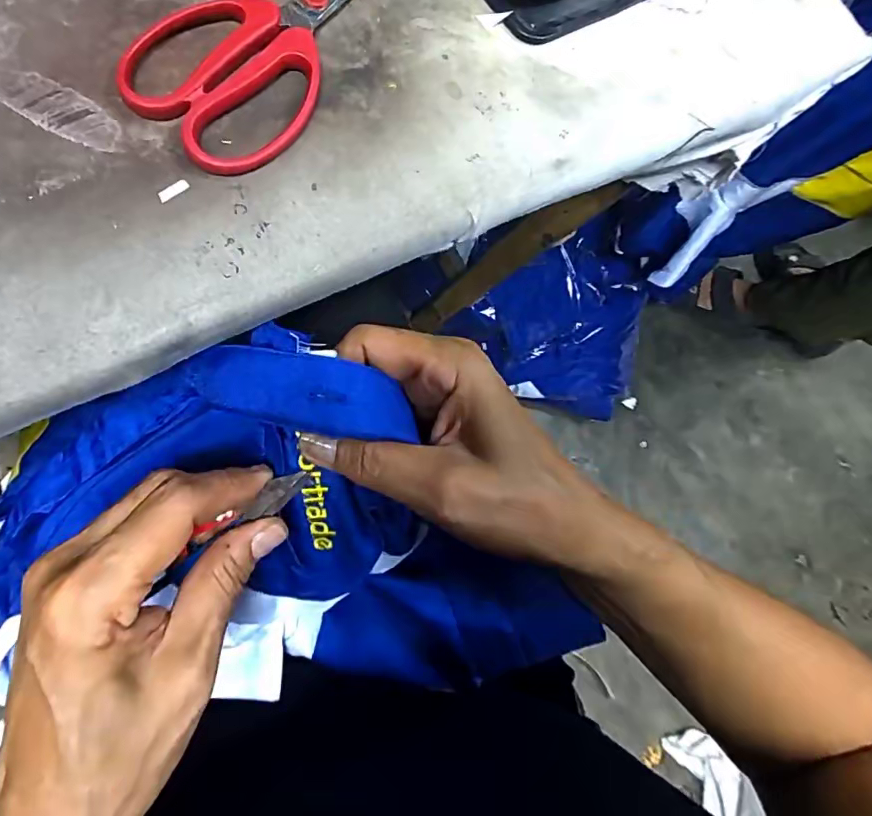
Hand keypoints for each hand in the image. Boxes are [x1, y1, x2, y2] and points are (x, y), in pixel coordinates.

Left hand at [0, 468, 287, 815]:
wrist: (48, 807)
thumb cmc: (121, 750)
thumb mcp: (186, 667)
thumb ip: (222, 582)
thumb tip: (267, 526)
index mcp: (87, 592)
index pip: (171, 507)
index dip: (228, 486)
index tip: (274, 482)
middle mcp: (60, 566)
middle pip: (152, 492)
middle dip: (215, 487)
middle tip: (265, 498)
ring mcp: (51, 569)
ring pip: (137, 500)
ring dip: (193, 499)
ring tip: (242, 513)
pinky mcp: (56, 578)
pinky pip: (122, 522)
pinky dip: (168, 518)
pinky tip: (200, 534)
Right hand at [297, 326, 651, 575]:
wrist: (568, 528)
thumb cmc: (515, 503)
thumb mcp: (439, 486)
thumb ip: (371, 460)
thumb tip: (306, 441)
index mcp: (449, 362)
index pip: (367, 343)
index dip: (332, 376)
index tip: (303, 422)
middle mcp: (444, 365)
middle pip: (369, 367)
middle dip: (337, 406)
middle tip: (303, 452)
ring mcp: (445, 391)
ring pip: (378, 395)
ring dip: (352, 428)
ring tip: (324, 467)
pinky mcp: (445, 418)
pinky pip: (395, 417)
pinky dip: (373, 440)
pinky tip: (357, 471)